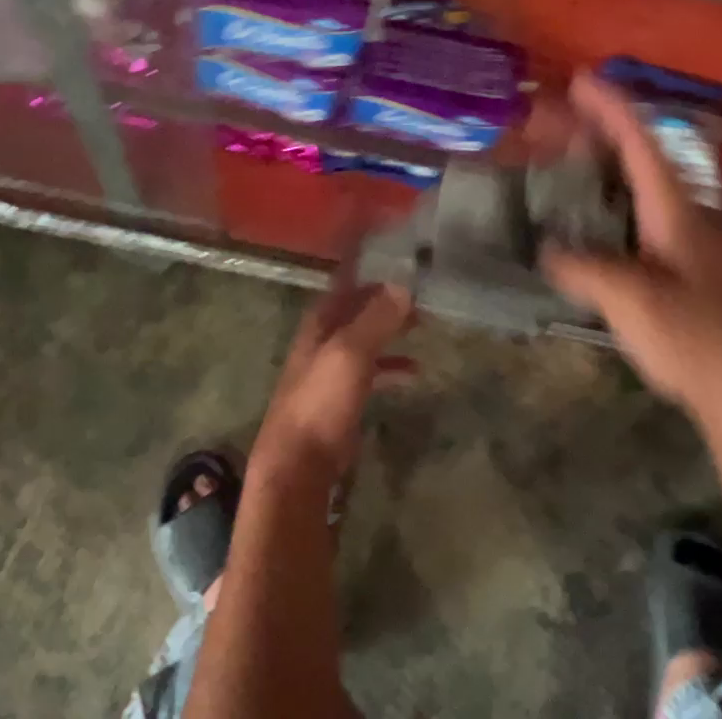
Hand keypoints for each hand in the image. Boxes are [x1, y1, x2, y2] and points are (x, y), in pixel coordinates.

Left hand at [255, 279, 414, 477]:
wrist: (299, 462)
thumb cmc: (321, 401)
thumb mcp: (350, 354)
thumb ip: (374, 319)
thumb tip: (402, 285)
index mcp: (319, 323)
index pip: (345, 284)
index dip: (370, 270)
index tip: (402, 259)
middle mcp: (322, 340)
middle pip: (357, 310)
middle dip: (386, 300)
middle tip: (421, 292)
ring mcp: (330, 370)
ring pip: (365, 339)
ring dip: (390, 330)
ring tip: (422, 325)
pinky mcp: (342, 398)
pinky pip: (370, 371)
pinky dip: (390, 366)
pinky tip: (413, 371)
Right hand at [540, 73, 721, 410]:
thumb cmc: (694, 337)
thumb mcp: (632, 300)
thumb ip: (586, 269)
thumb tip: (548, 250)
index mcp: (672, 211)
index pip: (640, 145)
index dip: (611, 109)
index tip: (580, 80)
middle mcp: (677, 217)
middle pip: (634, 158)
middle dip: (593, 132)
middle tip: (547, 120)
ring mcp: (676, 244)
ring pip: (631, 189)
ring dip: (595, 167)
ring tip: (554, 158)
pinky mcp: (671, 270)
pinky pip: (627, 219)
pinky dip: (598, 204)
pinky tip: (574, 220)